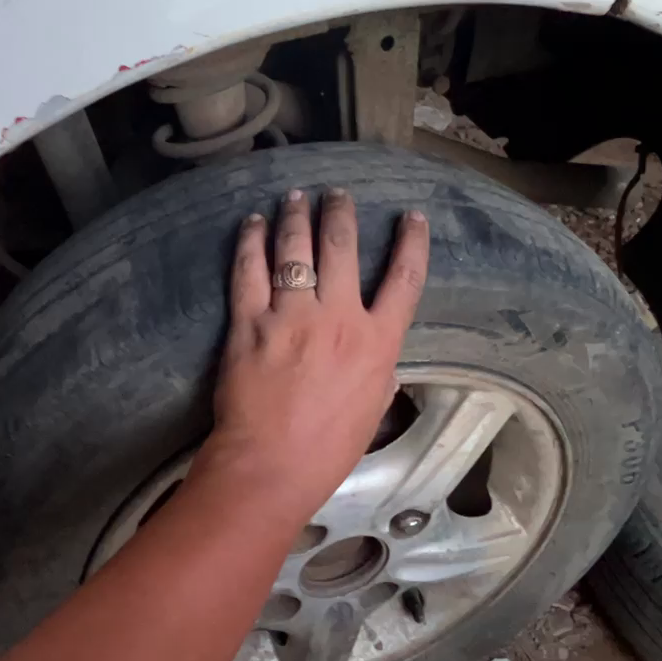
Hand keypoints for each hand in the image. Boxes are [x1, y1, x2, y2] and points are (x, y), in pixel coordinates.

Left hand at [189, 187, 429, 531]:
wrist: (271, 465)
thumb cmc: (328, 447)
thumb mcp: (374, 407)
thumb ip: (379, 369)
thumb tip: (380, 352)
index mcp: (377, 342)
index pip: (405, 279)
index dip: (412, 242)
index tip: (411, 216)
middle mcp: (338, 318)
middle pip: (343, 248)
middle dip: (340, 213)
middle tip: (336, 195)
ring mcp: (291, 316)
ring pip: (295, 249)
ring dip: (296, 217)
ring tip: (296, 196)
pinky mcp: (250, 322)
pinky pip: (249, 270)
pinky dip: (252, 241)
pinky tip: (254, 223)